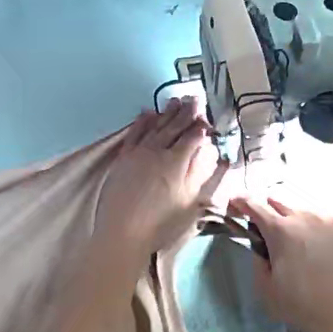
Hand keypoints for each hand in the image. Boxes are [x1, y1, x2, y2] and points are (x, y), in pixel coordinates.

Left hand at [94, 96, 223, 259]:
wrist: (122, 232)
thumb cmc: (161, 223)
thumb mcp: (189, 201)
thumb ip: (199, 173)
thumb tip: (209, 153)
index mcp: (177, 162)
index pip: (192, 137)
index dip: (201, 126)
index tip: (207, 117)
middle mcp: (158, 151)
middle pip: (174, 127)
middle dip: (186, 112)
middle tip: (194, 99)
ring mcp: (138, 152)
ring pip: (156, 126)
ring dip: (167, 112)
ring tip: (176, 101)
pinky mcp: (123, 157)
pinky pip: (134, 132)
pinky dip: (142, 121)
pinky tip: (147, 113)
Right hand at [229, 193, 332, 331]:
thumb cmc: (303, 307)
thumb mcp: (266, 290)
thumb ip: (257, 260)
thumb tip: (260, 244)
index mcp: (282, 231)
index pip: (255, 206)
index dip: (242, 202)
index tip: (235, 202)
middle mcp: (308, 218)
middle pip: (282, 205)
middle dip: (271, 212)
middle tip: (268, 230)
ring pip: (308, 214)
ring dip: (298, 224)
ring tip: (299, 246)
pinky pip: (330, 226)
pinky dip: (321, 234)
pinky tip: (324, 255)